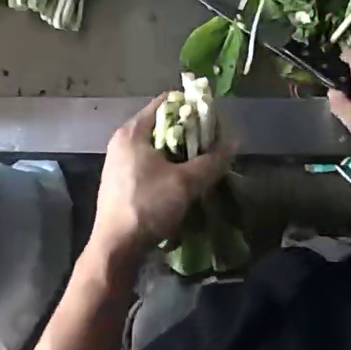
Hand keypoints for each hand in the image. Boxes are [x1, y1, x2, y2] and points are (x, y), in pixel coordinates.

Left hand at [90, 94, 232, 258]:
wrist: (117, 247)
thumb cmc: (148, 205)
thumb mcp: (186, 182)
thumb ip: (212, 160)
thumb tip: (234, 143)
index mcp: (133, 132)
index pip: (166, 102)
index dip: (192, 107)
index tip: (213, 120)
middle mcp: (123, 141)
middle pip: (163, 124)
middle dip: (190, 132)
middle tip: (213, 143)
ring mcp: (120, 161)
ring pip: (158, 146)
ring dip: (182, 151)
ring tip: (204, 162)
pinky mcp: (122, 180)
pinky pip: (151, 162)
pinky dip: (170, 165)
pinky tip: (185, 179)